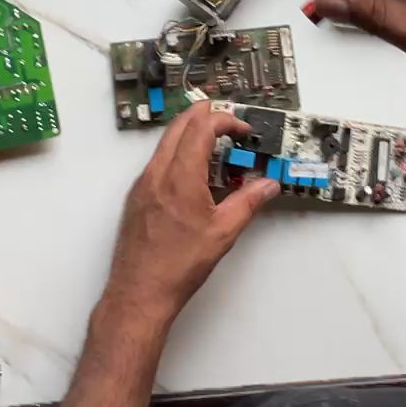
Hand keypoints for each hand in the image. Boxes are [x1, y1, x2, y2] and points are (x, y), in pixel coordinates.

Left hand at [102, 104, 279, 329]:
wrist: (140, 291)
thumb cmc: (179, 265)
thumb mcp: (224, 232)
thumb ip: (249, 202)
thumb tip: (268, 185)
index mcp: (180, 176)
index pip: (200, 128)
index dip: (224, 120)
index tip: (241, 129)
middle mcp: (157, 173)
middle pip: (178, 126)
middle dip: (203, 115)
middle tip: (225, 118)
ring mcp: (143, 183)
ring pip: (165, 142)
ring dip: (189, 133)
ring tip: (212, 141)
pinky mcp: (137, 195)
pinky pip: (157, 160)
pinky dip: (176, 152)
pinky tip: (191, 170)